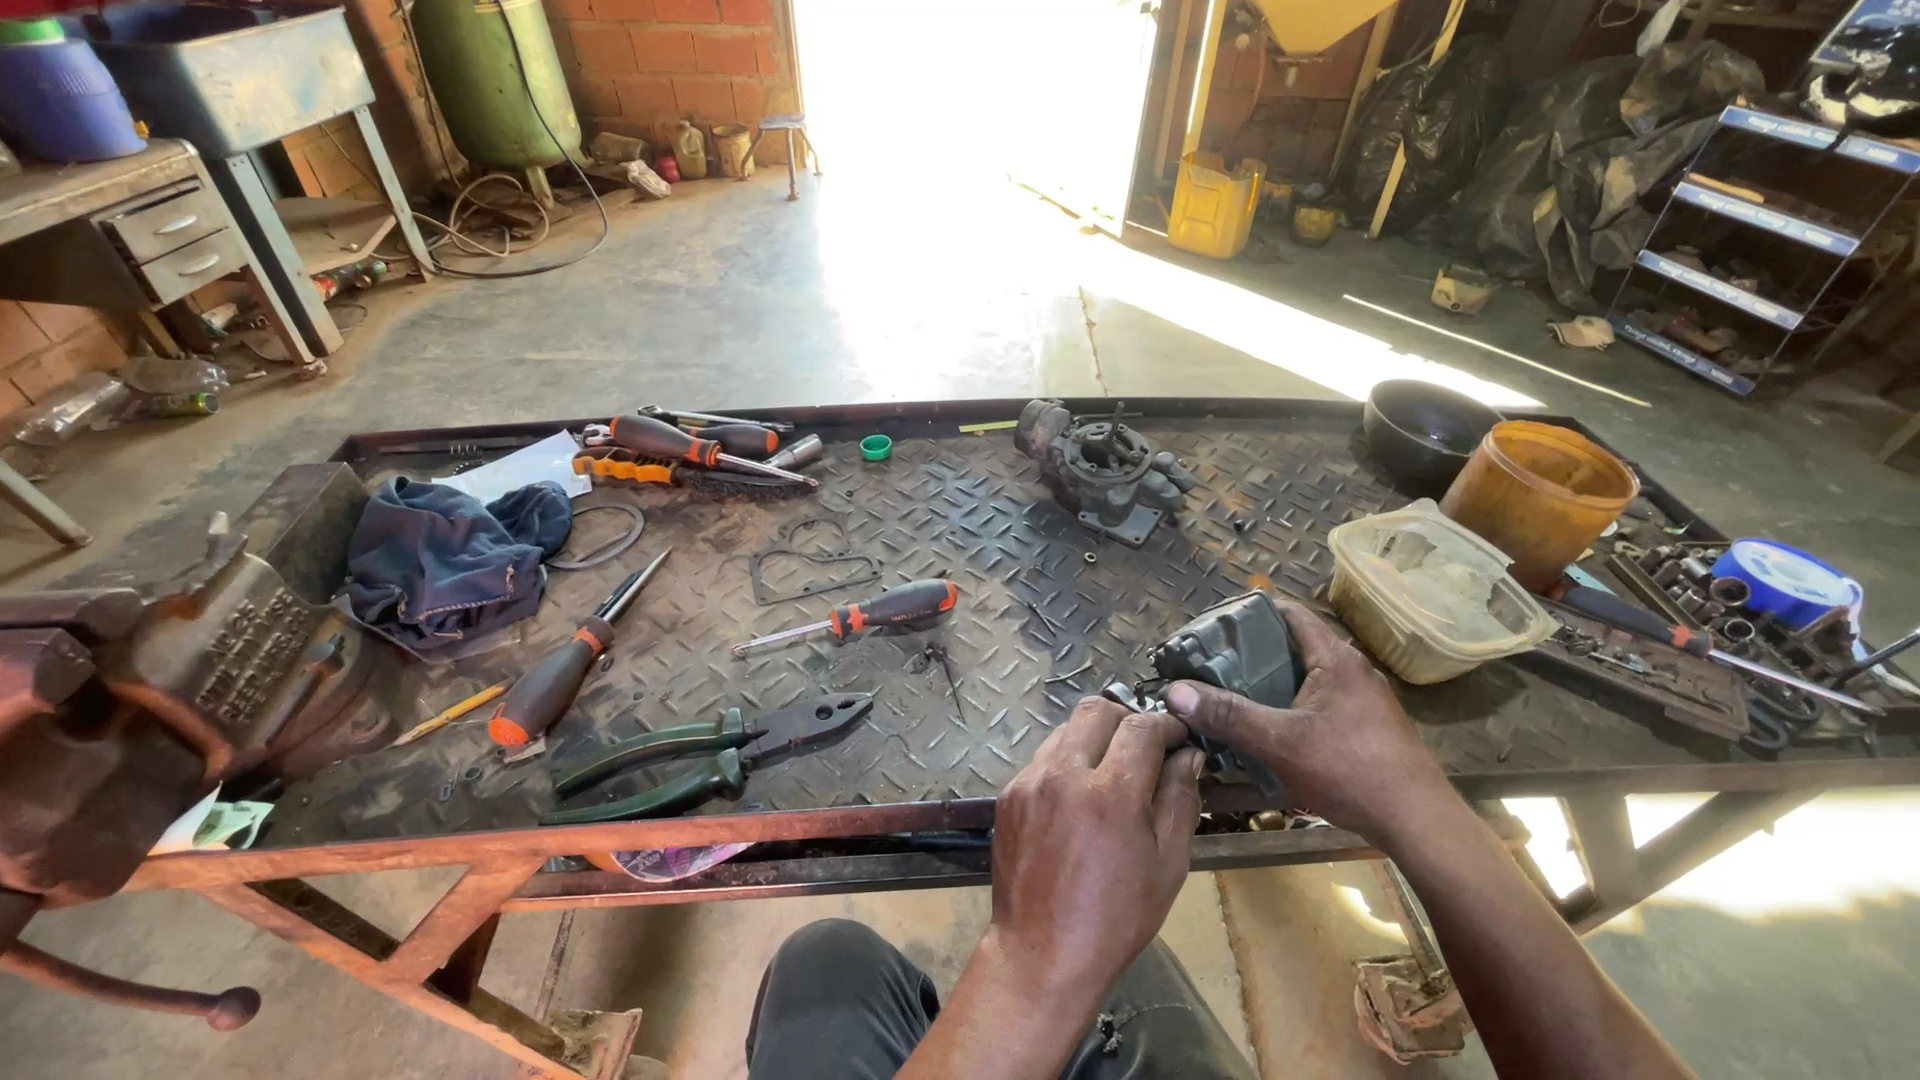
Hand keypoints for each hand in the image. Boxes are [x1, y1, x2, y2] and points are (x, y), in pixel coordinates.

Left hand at [986, 697, 1203, 999]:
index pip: (1142, 727)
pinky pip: (1043, 759)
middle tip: (1144, 747)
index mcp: (1110, 793)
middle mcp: (1064, 775)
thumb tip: (1189, 755)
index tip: (1179, 737)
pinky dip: (1067, 763)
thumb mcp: (1168, 864)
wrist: (1042, 953)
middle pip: (1097, 709)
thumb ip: (1180, 799)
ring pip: (1066, 730)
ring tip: (1111, 773)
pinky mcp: (1009, 795)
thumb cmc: (1116, 917)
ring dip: (1094, 738)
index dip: (1167, 725)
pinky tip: (1079, 798)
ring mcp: (1029, 782)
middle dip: (1127, 719)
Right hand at [1163, 601, 1456, 845]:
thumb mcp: (1279, 742)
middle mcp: (1352, 671)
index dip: (1251, 613)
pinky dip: (1290, 707)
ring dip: (1271, 683)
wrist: (1417, 823)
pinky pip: (1319, 703)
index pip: (1289, 614)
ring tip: (1231, 697)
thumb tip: (1176, 691)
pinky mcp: (1367, 728)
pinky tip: (1269, 731)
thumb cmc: (1350, 770)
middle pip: (1295, 646)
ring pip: (1307, 677)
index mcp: (1335, 659)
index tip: (1213, 628)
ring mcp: (1363, 701)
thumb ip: (1228, 715)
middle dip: (1252, 653)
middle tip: (1212, 666)